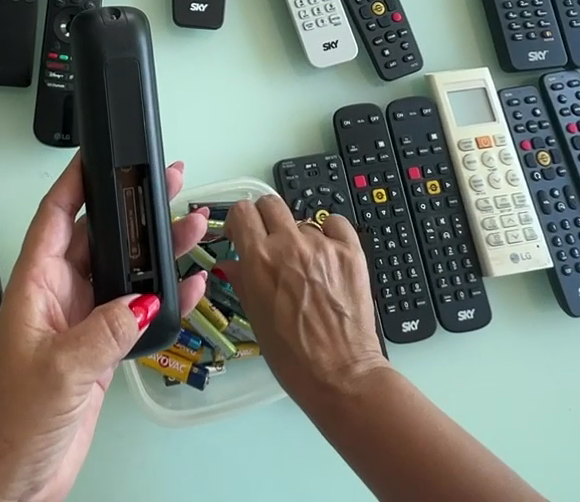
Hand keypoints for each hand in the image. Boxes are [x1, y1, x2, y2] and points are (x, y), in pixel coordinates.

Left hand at [0, 158, 208, 501]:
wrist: (11, 484)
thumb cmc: (7, 425)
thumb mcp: (57, 369)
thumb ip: (103, 330)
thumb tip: (142, 301)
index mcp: (34, 285)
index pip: (54, 215)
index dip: (75, 180)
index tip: (100, 152)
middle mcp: (58, 296)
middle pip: (100, 237)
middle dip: (133, 210)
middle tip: (168, 183)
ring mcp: (82, 322)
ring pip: (125, 271)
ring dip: (157, 250)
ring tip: (192, 224)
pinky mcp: (100, 350)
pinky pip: (138, 312)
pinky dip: (166, 297)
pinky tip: (189, 283)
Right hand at [221, 195, 382, 404]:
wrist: (341, 376)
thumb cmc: (293, 356)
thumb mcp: (255, 316)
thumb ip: (241, 280)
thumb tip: (229, 263)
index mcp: (259, 258)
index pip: (242, 211)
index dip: (240, 221)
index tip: (242, 234)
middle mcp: (289, 244)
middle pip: (270, 203)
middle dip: (266, 219)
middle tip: (270, 240)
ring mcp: (322, 246)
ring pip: (303, 220)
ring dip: (299, 236)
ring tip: (306, 266)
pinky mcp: (351, 252)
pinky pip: (336, 224)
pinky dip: (330, 234)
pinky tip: (328, 255)